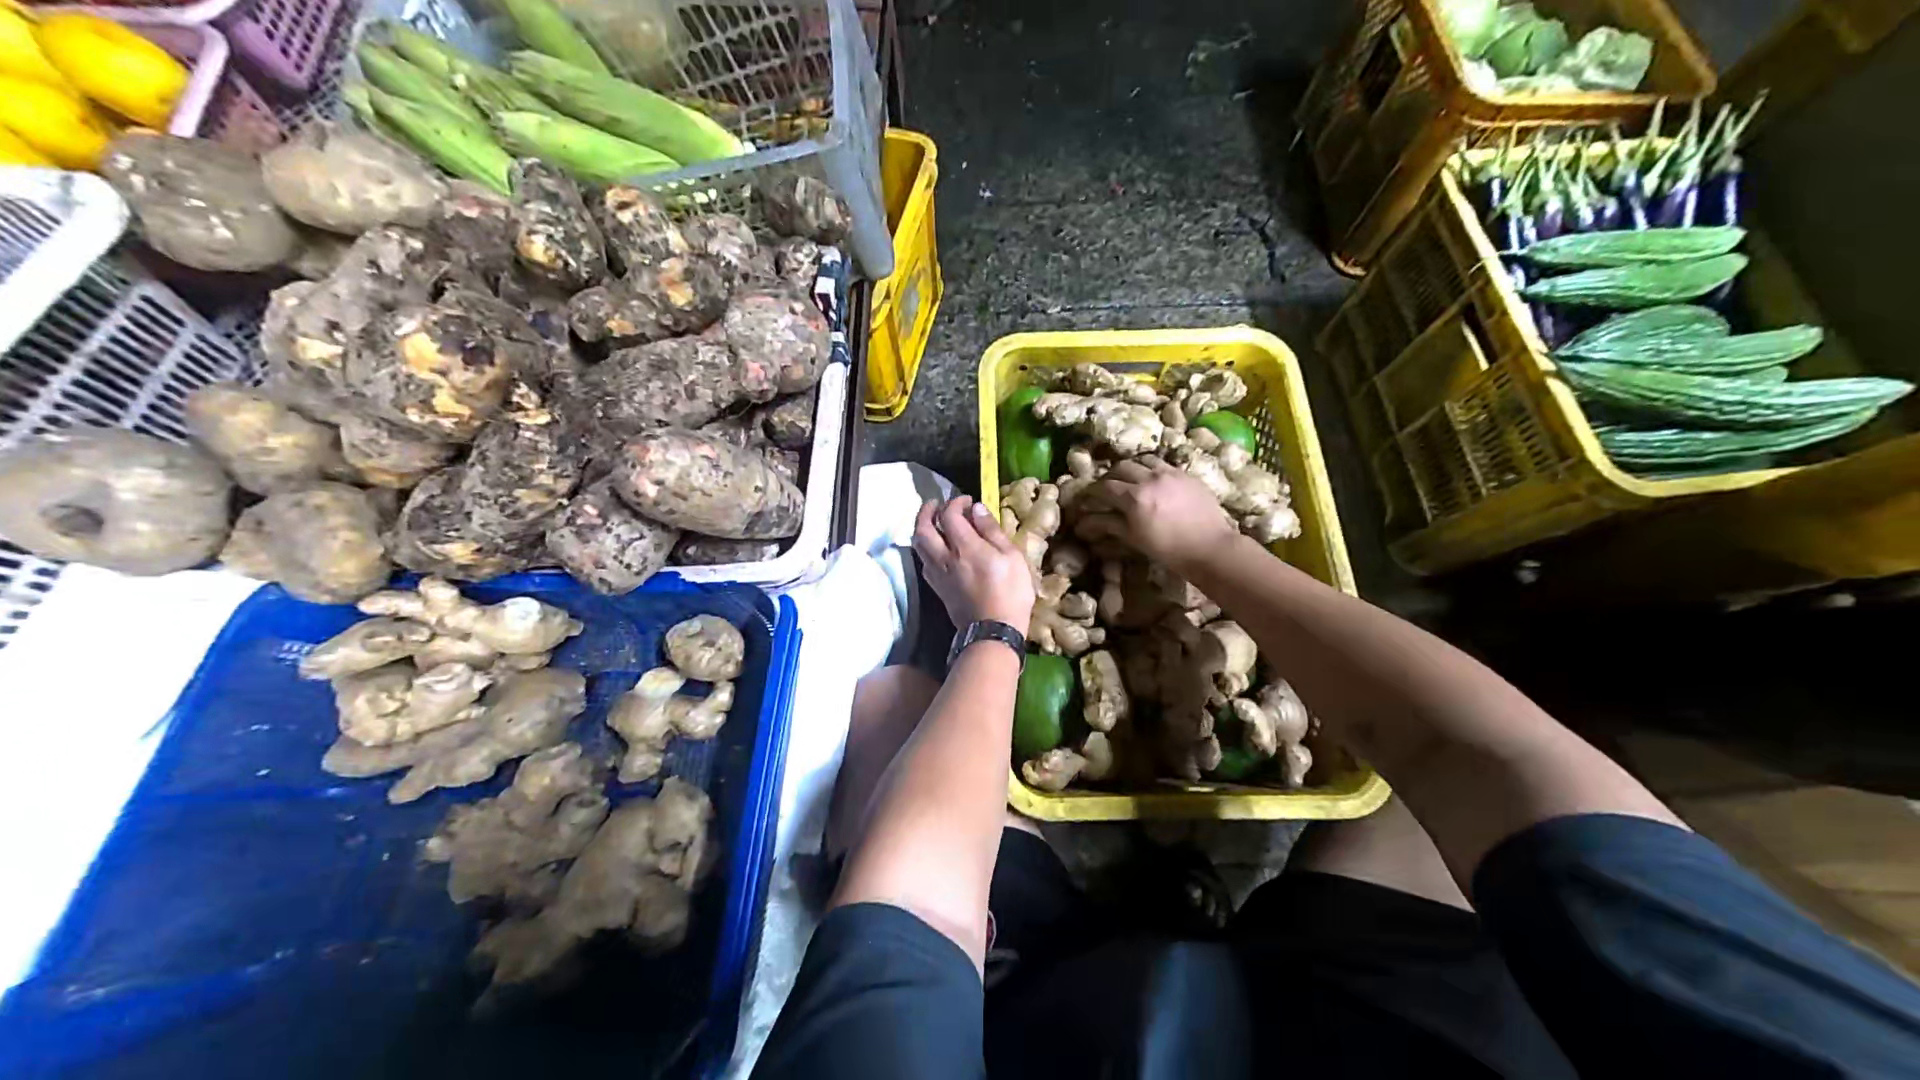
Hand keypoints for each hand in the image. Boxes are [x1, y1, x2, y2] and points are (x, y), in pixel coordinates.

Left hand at [913, 496, 1034, 636]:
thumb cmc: (1010, 593)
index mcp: (965, 547)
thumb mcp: (1011, 557)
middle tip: (936, 503)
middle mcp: (944, 557)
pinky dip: (926, 548)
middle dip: (927, 512)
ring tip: (932, 522)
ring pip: (919, 546)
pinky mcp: (937, 588)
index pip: (949, 515)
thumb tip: (976, 509)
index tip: (967, 500)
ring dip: (922, 529)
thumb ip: (992, 531)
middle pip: (923, 529)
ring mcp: (937, 574)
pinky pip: (924, 562)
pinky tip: (936, 549)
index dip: (955, 503)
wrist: (993, 632)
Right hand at [1078, 459, 1240, 572]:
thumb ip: (1109, 525)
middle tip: (1106, 490)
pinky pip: (1162, 464)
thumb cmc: (1169, 549)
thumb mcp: (1135, 538)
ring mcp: (1170, 473)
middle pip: (1120, 468)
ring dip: (1130, 469)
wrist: (1211, 547)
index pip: (1104, 487)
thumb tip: (1083, 523)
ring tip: (1128, 481)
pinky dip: (1150, 469)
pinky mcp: (1185, 474)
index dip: (1091, 492)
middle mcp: (1150, 478)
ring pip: (1141, 460)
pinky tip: (1152, 481)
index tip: (1086, 499)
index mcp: (1134, 497)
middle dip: (1109, 477)